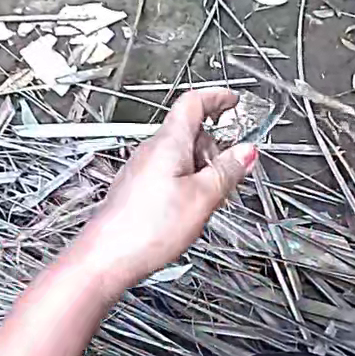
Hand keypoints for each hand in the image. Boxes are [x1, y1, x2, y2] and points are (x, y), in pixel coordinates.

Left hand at [66, 88, 258, 290]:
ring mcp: (141, 170)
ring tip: (208, 196)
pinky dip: (185, 183)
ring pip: (179, 156)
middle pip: (189, 132)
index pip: (194, 103)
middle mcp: (151, 151)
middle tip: (229, 169)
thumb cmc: (146, 228)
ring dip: (200, 168)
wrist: (107, 257)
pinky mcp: (136, 190)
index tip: (233, 101)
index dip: (217, 98)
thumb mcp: (202, 197)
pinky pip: (167, 174)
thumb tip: (247, 151)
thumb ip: (227, 171)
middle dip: (214, 146)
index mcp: (169, 143)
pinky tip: (187, 208)